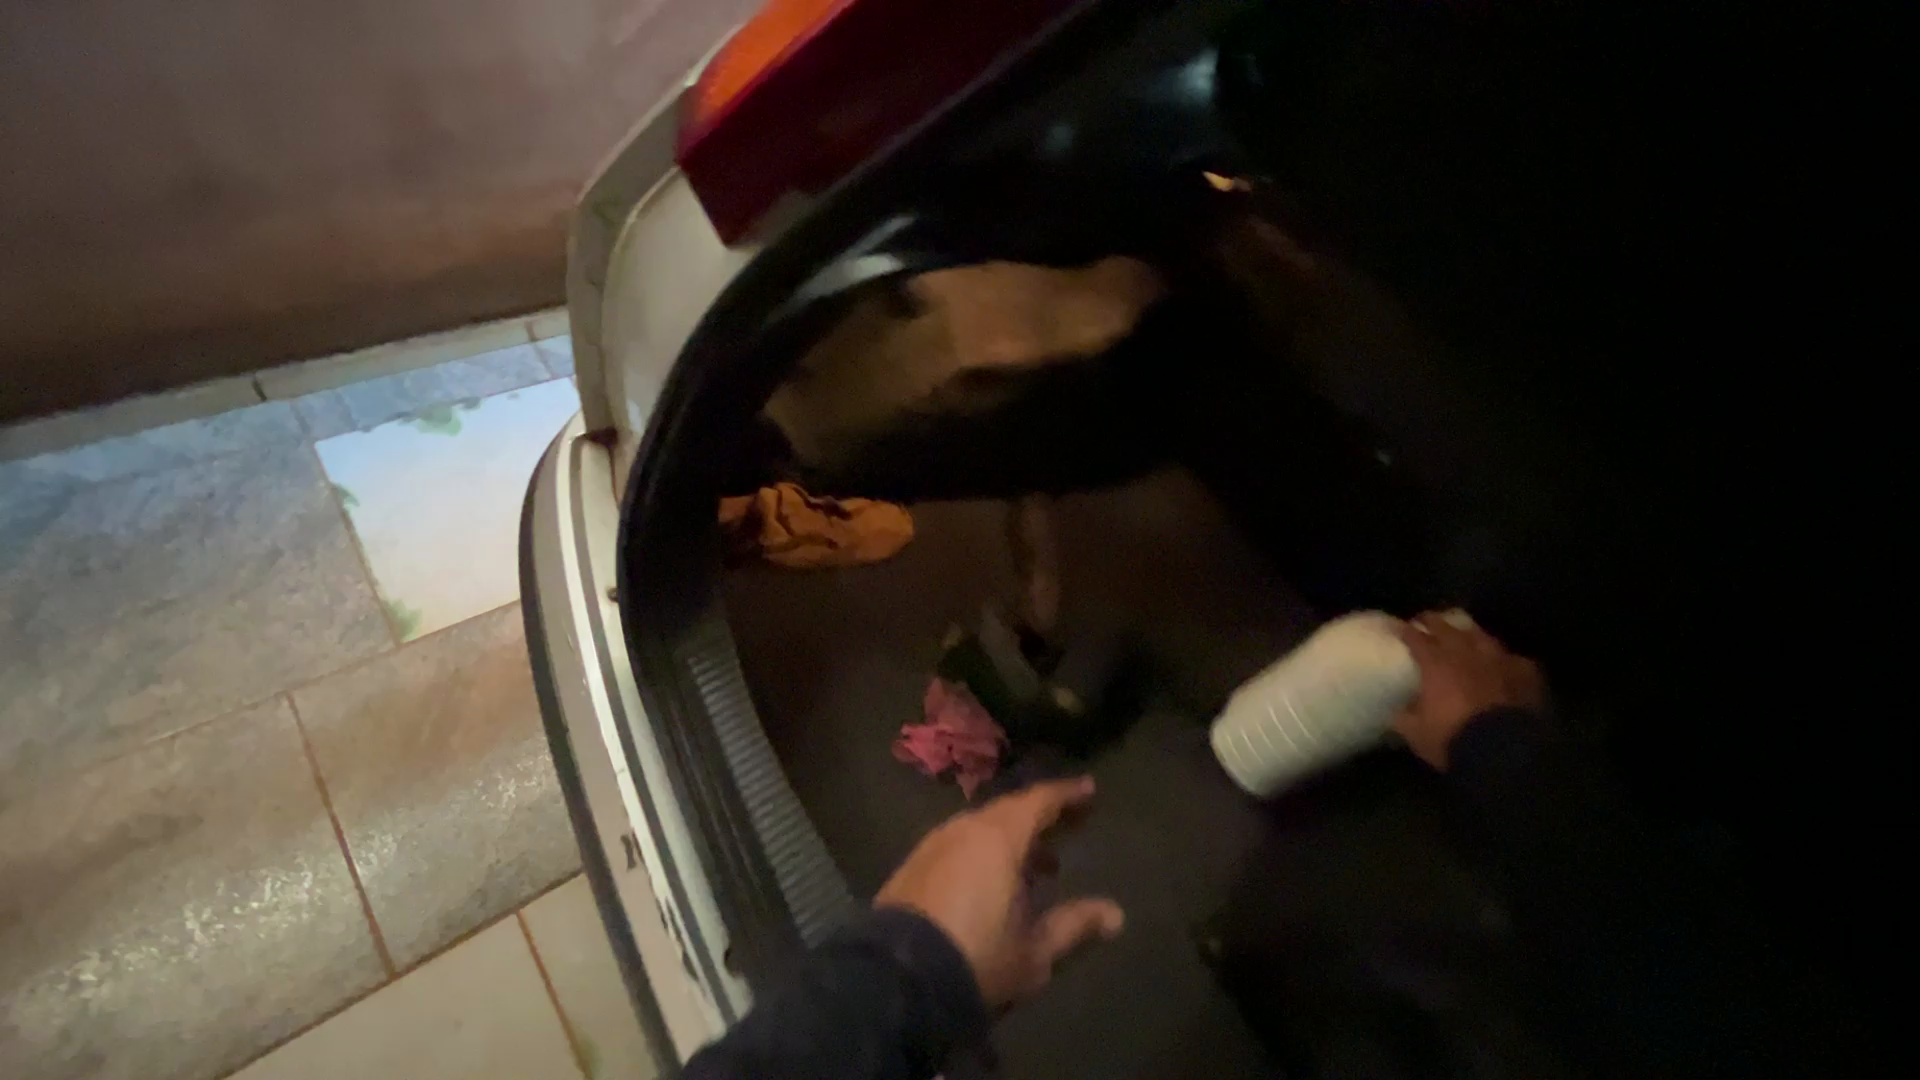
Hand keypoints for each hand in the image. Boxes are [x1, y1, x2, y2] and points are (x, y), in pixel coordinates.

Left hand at [875, 776, 1124, 1007]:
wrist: (897, 978)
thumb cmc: (977, 957)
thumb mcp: (1034, 951)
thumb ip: (1074, 925)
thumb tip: (1115, 914)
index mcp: (999, 837)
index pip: (1039, 800)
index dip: (1067, 794)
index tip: (1090, 789)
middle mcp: (965, 828)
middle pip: (1010, 810)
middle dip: (1042, 815)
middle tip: (1069, 825)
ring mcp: (934, 844)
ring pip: (982, 827)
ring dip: (1012, 837)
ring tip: (1038, 863)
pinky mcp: (913, 865)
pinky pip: (960, 843)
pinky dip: (984, 850)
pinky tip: (994, 879)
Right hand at [1396, 611, 1545, 770]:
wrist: (1505, 754)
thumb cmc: (1451, 739)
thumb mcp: (1414, 732)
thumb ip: (1403, 715)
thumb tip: (1397, 708)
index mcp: (1435, 664)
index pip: (1416, 638)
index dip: (1405, 631)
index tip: (1397, 627)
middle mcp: (1465, 655)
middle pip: (1447, 628)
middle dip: (1434, 621)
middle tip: (1425, 619)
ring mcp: (1498, 662)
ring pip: (1482, 637)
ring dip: (1470, 633)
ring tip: (1464, 633)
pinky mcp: (1526, 677)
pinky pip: (1515, 659)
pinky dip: (1506, 659)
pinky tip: (1504, 662)